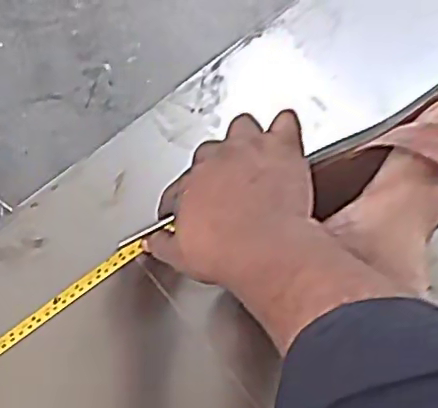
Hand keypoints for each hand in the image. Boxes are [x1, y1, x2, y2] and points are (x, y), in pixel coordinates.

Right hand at [147, 111, 320, 291]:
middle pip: (206, 154)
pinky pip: (285, 121)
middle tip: (213, 188)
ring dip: (240, 139)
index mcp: (188, 186)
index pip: (174, 190)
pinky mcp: (283, 146)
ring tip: (243, 158)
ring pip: (240, 127)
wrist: (266, 249)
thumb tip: (153, 240)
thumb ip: (160, 243)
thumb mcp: (177, 256)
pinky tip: (279, 140)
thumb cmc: (225, 252)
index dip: (175, 204)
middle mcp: (217, 160)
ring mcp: (250, 149)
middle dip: (207, 169)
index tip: (179, 213)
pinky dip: (282, 128)